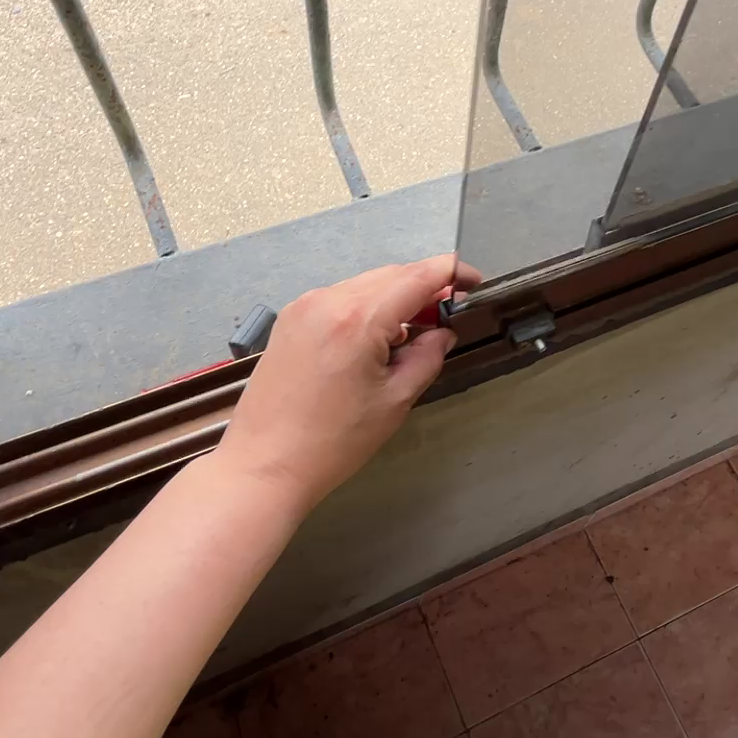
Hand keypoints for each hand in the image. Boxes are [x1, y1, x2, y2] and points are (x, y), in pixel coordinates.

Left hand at [211, 255, 481, 512]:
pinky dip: (367, 307)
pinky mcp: (291, 318)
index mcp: (358, 319)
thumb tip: (443, 333)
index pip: (418, 276)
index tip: (473, 282)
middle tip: (448, 314)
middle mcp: (329, 300)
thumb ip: (427, 357)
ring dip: (396, 297)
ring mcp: (305, 306)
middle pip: (392, 274)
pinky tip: (377, 337)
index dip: (452, 273)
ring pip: (366, 284)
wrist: (263, 464)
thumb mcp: (394, 402)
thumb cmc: (332, 443)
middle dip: (425, 287)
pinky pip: (341, 297)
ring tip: (414, 332)